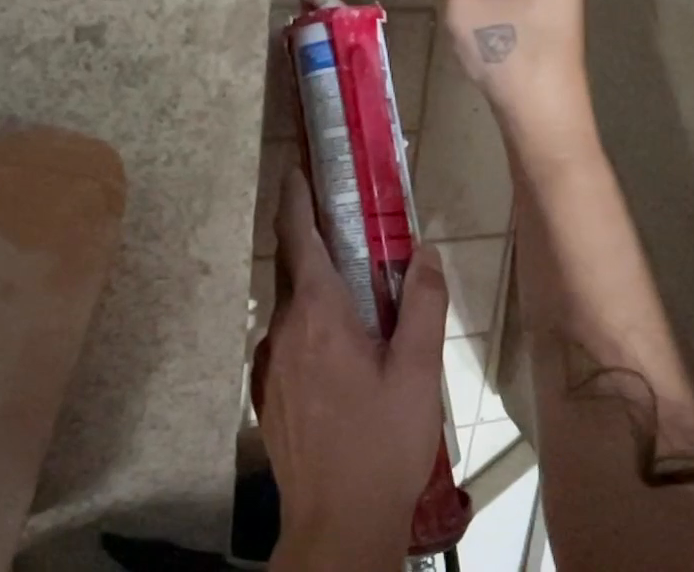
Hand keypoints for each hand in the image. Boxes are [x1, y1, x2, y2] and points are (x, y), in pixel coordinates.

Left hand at [259, 168, 448, 570]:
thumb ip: (424, 306)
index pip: (298, 237)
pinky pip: (286, 340)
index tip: (296, 169)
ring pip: (289, 306)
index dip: (296, 198)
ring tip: (351, 297)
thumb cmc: (383, 445)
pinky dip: (308, 326)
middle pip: (291, 267)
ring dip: (313, 289)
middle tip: (339, 225)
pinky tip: (338, 355)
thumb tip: (426, 253)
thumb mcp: (418, 374)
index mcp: (319, 315)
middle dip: (309, 239)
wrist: (336, 524)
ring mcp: (270, 363)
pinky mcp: (267, 391)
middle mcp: (284, 330)